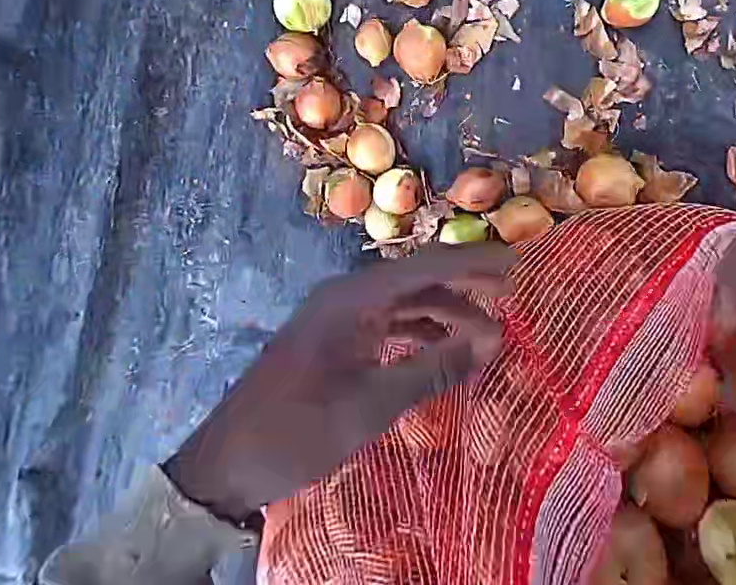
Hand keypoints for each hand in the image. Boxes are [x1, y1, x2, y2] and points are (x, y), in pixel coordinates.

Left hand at [165, 244, 516, 521]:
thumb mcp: (373, 404)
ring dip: (448, 312)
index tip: (517, 265)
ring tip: (488, 332)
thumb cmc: (296, 432)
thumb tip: (494, 342)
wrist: (219, 473)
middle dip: (468, 284)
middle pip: (420, 276)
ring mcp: (341, 314)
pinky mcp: (336, 336)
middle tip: (512, 293)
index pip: (428, 265)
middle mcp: (349, 294)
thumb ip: (436, 369)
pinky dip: (422, 330)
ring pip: (408, 300)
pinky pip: (391, 320)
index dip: (476, 263)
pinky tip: (445, 348)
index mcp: (353, 296)